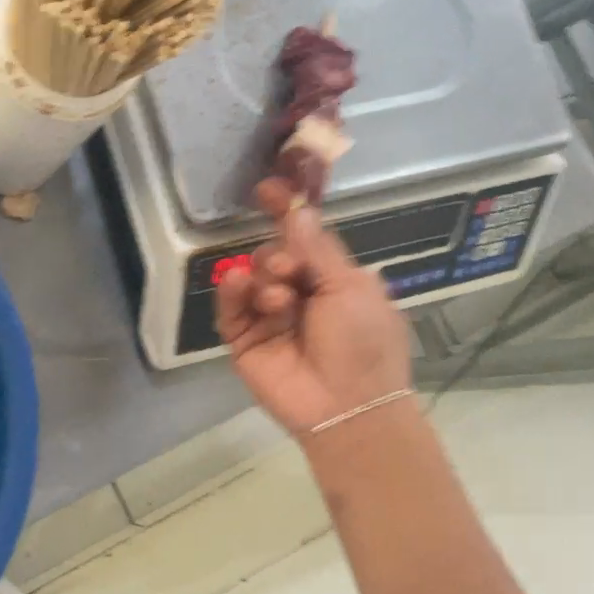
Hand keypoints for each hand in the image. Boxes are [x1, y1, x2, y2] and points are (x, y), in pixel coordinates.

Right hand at [217, 198, 410, 434]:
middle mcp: (300, 295)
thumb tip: (298, 212)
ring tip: (279, 297)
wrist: (345, 404)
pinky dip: (233, 290)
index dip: (287, 214)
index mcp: (334, 281)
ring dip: (263, 275)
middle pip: (275, 254)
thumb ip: (318, 249)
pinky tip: (240, 284)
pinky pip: (230, 306)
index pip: (305, 239)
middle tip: (290, 271)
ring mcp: (269, 318)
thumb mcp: (350, 287)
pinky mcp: (243, 339)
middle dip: (279, 255)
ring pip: (252, 276)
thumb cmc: (363, 343)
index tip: (269, 190)